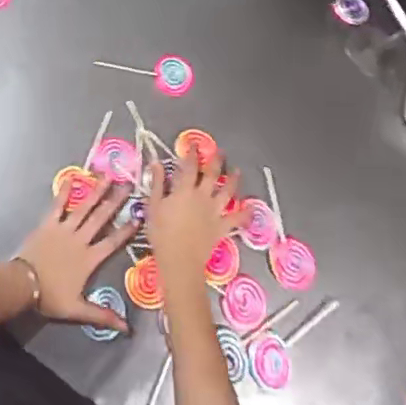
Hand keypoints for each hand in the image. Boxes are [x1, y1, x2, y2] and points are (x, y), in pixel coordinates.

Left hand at [14, 176, 136, 332]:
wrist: (23, 284)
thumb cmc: (50, 296)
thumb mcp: (78, 309)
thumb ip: (102, 315)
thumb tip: (126, 329)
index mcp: (90, 259)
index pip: (113, 242)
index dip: (127, 230)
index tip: (139, 217)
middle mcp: (80, 240)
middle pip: (101, 218)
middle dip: (116, 202)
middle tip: (128, 185)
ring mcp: (64, 229)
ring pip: (84, 208)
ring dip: (96, 192)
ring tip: (107, 177)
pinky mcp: (48, 224)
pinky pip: (58, 206)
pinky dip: (64, 192)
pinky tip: (71, 179)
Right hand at [144, 153, 245, 285]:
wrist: (179, 259)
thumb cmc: (162, 233)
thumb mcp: (153, 206)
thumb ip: (157, 184)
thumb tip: (156, 164)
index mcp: (184, 190)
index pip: (189, 166)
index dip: (191, 153)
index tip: (194, 145)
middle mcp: (202, 196)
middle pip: (212, 174)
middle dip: (216, 160)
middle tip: (220, 151)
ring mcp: (215, 211)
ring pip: (227, 191)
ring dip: (233, 179)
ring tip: (237, 171)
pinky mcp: (222, 226)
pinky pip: (237, 218)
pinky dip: (246, 213)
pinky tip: (252, 208)